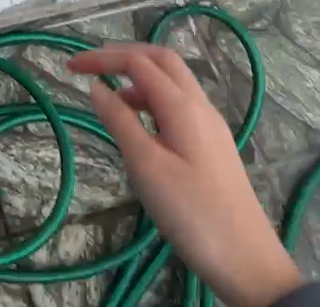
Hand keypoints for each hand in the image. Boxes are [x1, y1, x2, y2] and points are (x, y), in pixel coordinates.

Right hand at [67, 43, 301, 306]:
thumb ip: (119, 120)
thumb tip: (96, 86)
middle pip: (161, 60)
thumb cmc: (192, 213)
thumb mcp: (145, 166)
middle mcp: (201, 106)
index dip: (101, 58)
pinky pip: (179, 105)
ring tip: (109, 99)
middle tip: (91, 66)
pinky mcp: (213, 146)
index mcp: (183, 106)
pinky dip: (152, 99)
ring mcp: (211, 126)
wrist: (250, 264)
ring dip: (138, 77)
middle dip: (123, 55)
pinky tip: (139, 126)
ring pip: (173, 82)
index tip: (69, 68)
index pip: (137, 62)